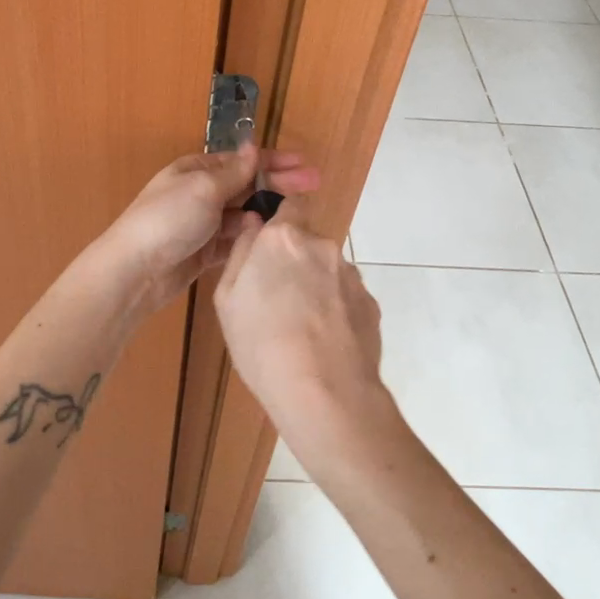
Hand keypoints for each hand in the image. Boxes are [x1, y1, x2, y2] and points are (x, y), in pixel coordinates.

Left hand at [94, 144, 318, 314]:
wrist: (135, 270)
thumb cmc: (169, 219)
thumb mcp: (204, 189)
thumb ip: (234, 173)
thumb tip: (254, 147)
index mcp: (197, 169)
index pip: (243, 161)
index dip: (275, 162)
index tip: (306, 166)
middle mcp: (200, 192)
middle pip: (247, 185)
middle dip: (280, 185)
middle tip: (315, 187)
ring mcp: (202, 223)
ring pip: (244, 214)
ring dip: (269, 212)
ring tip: (299, 216)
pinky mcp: (204, 252)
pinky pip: (235, 240)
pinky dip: (252, 238)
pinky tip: (271, 240)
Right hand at [214, 201, 387, 442]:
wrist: (325, 394)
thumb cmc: (262, 344)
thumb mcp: (228, 299)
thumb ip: (241, 252)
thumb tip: (255, 224)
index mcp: (283, 238)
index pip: (291, 204)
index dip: (281, 221)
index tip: (268, 249)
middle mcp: (322, 246)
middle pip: (307, 243)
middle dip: (294, 263)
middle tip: (277, 301)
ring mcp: (351, 276)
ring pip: (327, 271)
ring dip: (316, 288)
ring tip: (301, 330)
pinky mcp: (371, 304)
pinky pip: (346, 299)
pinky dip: (335, 312)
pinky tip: (323, 344)